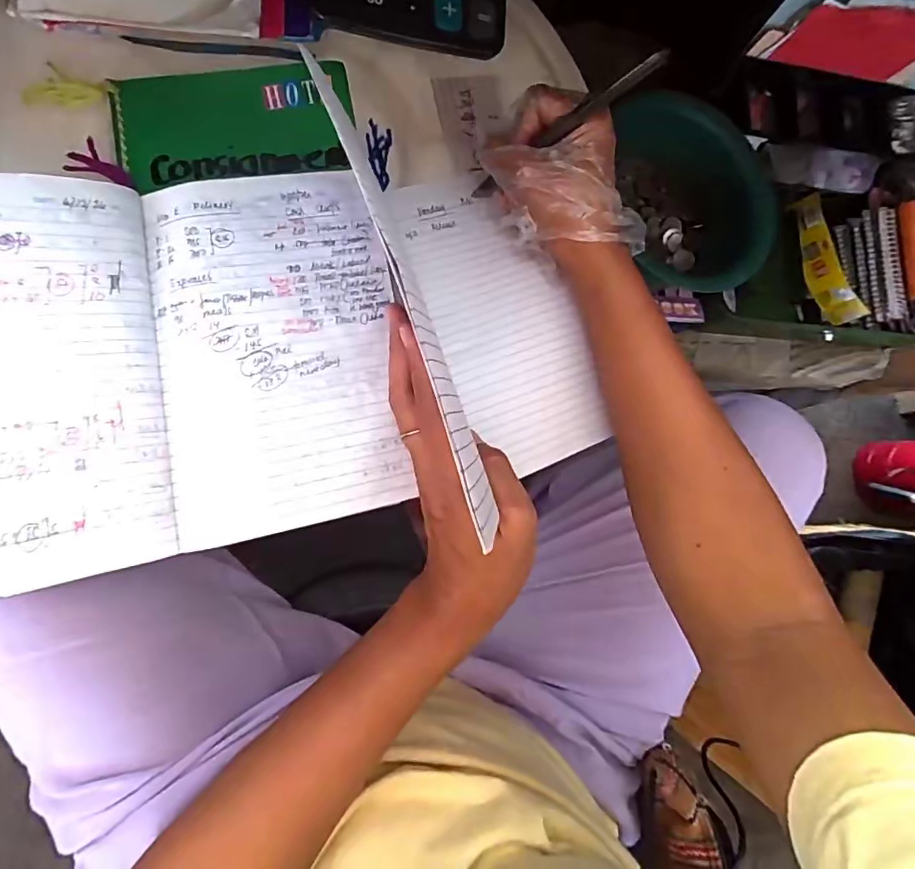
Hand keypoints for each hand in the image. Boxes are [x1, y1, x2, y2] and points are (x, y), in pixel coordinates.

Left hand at [385, 305, 535, 651]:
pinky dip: (411, 394)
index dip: (417, 369)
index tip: (406, 331)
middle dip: (398, 355)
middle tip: (395, 314)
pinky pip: (415, 426)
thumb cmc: (492, 569)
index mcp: (449, 475)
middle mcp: (428, 465)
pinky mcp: (425, 473)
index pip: (429, 411)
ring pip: (405, 411)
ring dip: (401, 370)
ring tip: (402, 333)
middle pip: (406, 402)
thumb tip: (480, 441)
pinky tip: (416, 377)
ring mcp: (422, 468)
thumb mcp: (519, 527)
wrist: (454, 601)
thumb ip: (501, 477)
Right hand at [477, 85, 640, 251]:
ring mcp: (578, 156)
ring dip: (516, 172)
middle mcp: (586, 132)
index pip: (538, 101)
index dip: (521, 126)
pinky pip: (538, 169)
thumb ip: (498, 151)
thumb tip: (487, 145)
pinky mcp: (570, 178)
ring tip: (512, 194)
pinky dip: (524, 184)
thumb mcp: (522, 171)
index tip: (518, 152)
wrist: (583, 250)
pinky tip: (518, 202)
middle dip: (516, 153)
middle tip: (510, 174)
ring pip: (532, 150)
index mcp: (586, 119)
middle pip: (534, 125)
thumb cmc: (564, 207)